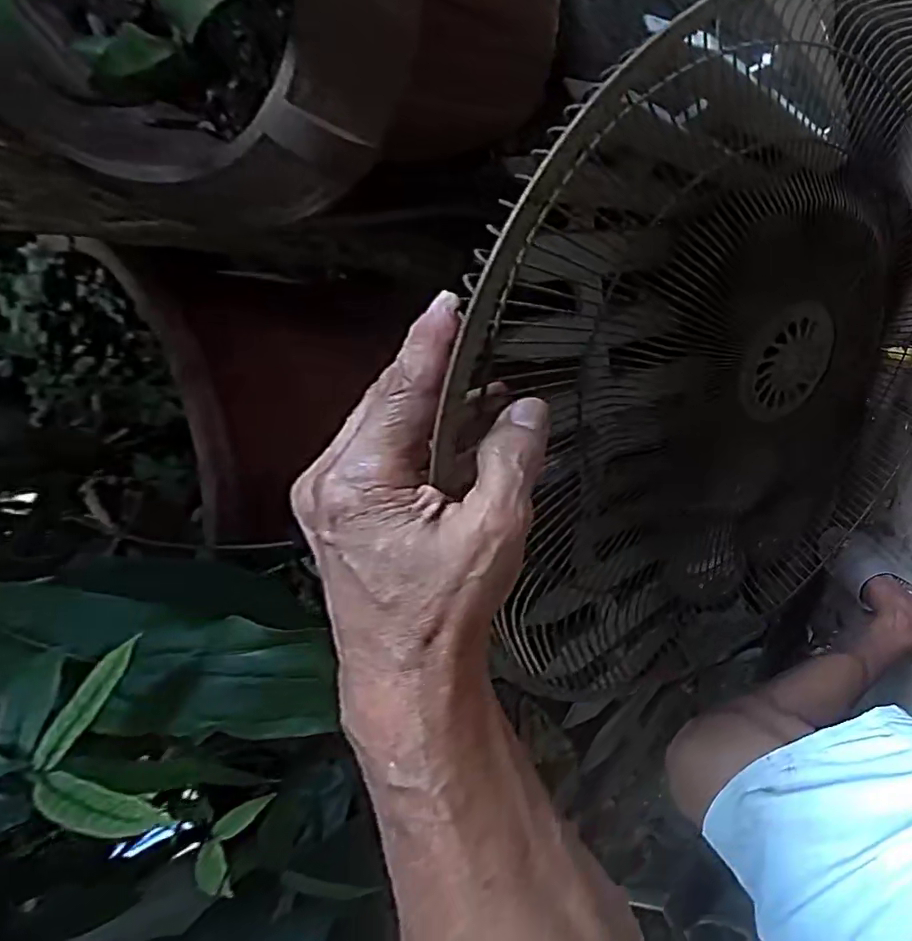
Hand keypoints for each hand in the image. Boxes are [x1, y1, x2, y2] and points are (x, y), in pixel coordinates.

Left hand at [291, 292, 548, 695]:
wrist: (406, 664)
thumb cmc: (447, 602)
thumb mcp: (496, 525)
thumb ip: (511, 457)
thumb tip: (526, 408)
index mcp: (359, 479)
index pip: (402, 392)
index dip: (430, 344)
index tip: (448, 302)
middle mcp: (330, 478)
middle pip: (387, 399)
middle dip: (432, 363)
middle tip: (473, 331)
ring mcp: (332, 493)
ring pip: (387, 421)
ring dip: (435, 396)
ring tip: (483, 376)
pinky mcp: (347, 507)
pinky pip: (389, 445)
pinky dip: (428, 426)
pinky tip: (465, 421)